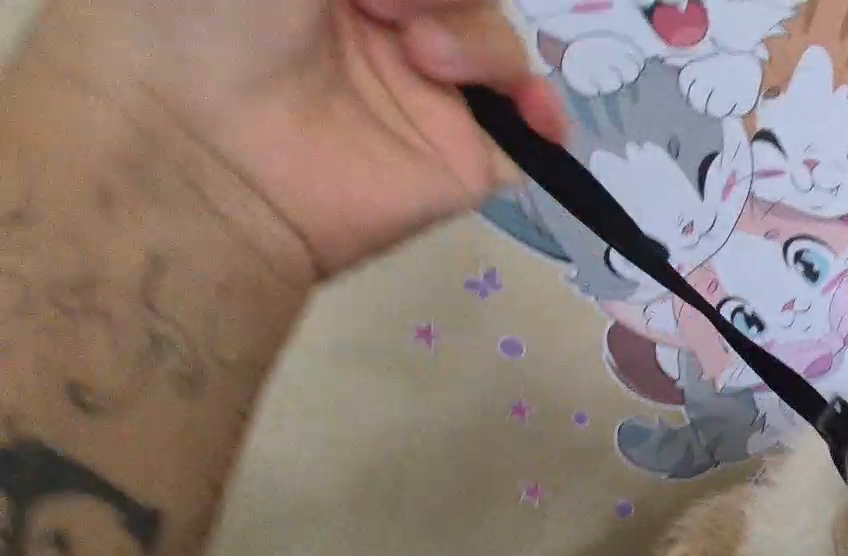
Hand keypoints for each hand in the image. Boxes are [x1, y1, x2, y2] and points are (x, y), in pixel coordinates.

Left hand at [19, 0, 568, 280]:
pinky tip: (536, 115)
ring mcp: (437, 96)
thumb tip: (430, 10)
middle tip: (384, 7)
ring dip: (480, 42)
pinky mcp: (470, 158)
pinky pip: (533, 134)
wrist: (210, 144)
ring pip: (503, 50)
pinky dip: (546, 119)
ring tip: (428, 60)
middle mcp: (393, 28)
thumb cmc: (210, 14)